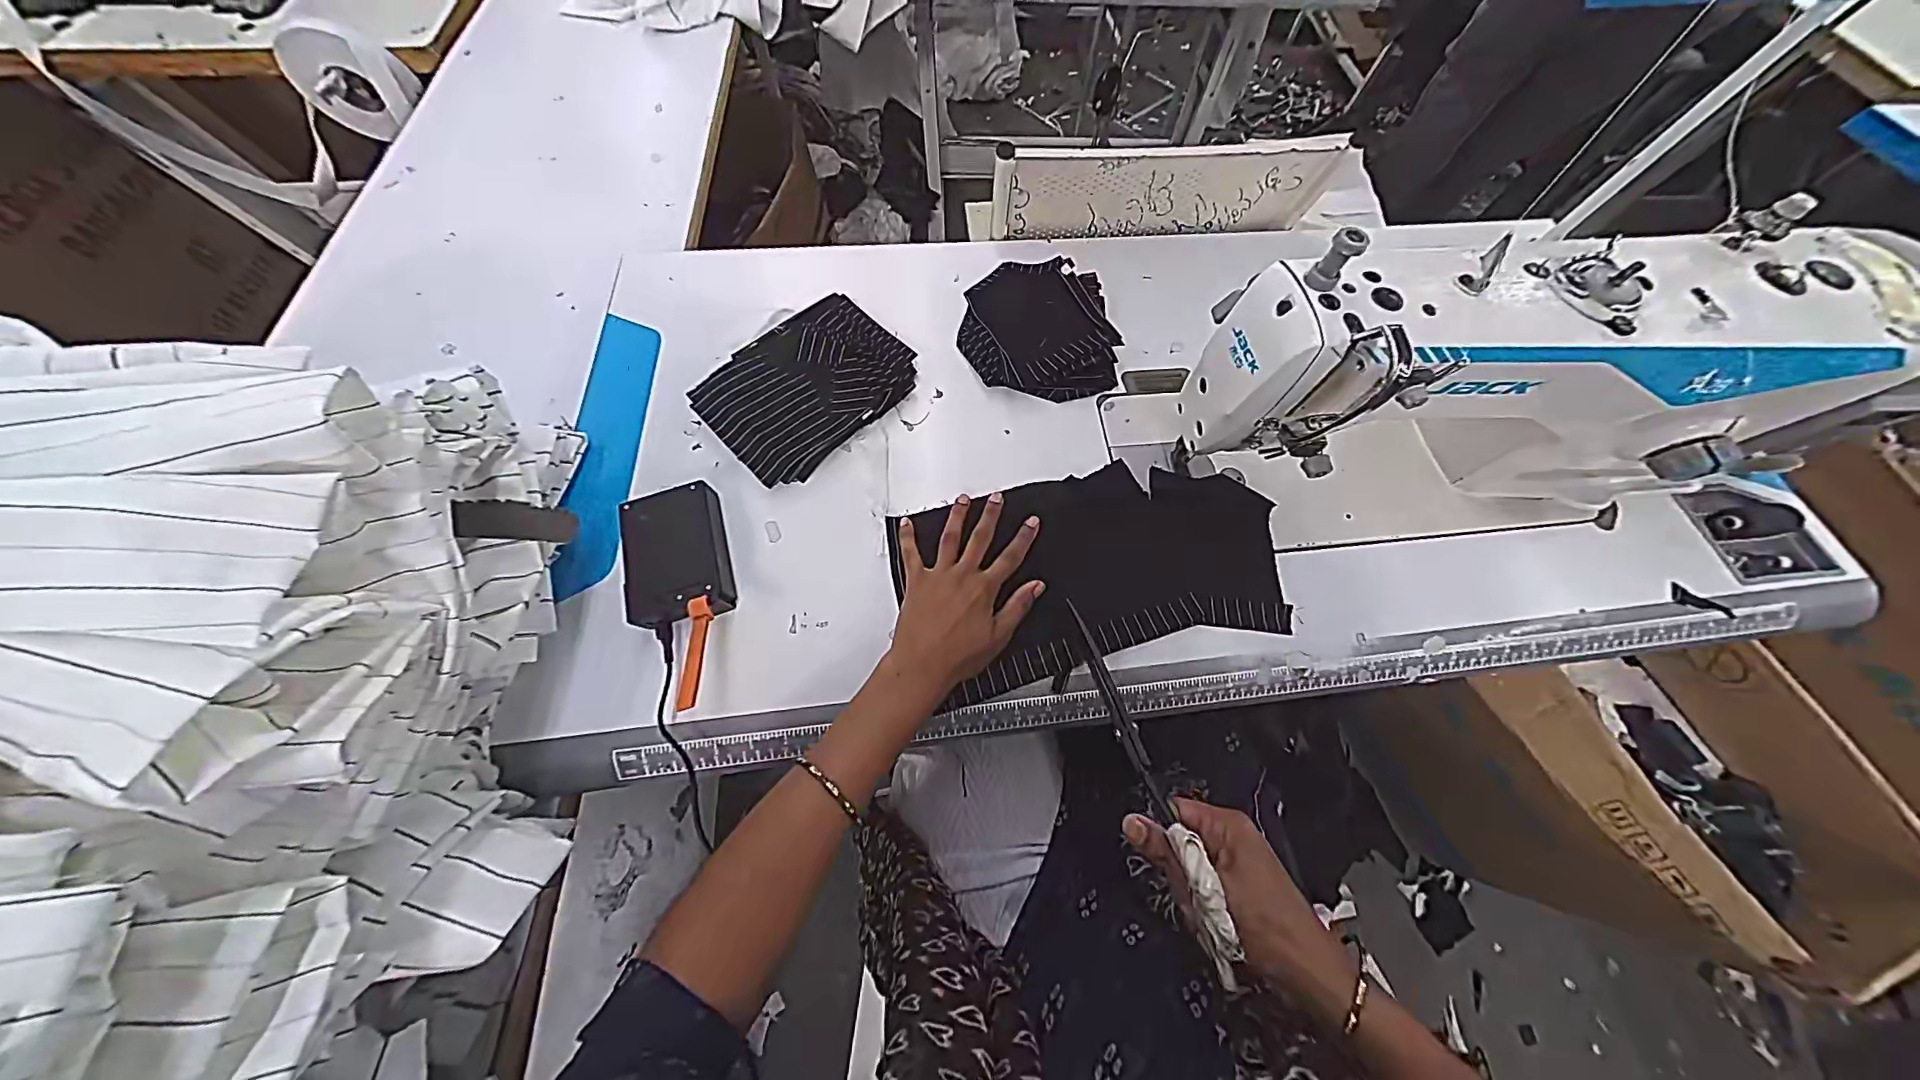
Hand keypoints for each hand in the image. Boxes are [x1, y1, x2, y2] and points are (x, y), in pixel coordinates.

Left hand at [888, 493, 1043, 699]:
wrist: (922, 665)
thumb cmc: (957, 656)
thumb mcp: (998, 636)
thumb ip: (1017, 607)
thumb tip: (1034, 588)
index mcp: (984, 589)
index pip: (1010, 557)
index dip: (1023, 538)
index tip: (1030, 523)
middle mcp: (961, 577)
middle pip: (980, 538)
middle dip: (991, 516)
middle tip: (996, 498)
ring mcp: (938, 576)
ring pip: (949, 538)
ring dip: (957, 517)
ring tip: (963, 500)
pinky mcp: (916, 582)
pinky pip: (911, 554)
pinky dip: (909, 538)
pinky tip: (908, 524)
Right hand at [1125, 798, 1357, 1025]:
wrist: (1307, 973)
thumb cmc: (1270, 929)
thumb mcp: (1205, 888)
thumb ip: (1166, 852)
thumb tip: (1133, 822)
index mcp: (1229, 824)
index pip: (1172, 809)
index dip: (1158, 833)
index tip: (1160, 859)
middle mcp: (1235, 837)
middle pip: (1179, 843)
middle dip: (1178, 875)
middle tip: (1195, 897)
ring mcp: (1239, 862)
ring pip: (1189, 871)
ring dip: (1191, 897)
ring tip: (1212, 916)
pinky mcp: (1240, 887)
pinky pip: (1205, 889)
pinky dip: (1204, 909)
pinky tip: (1219, 926)